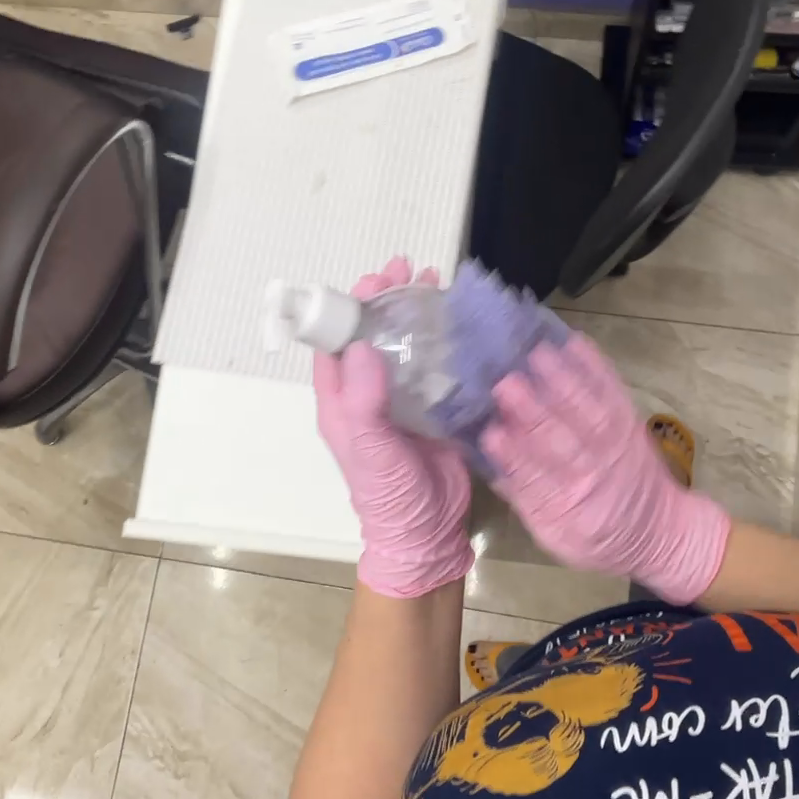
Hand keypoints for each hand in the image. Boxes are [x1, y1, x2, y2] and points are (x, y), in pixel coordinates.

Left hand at [313, 257, 472, 597]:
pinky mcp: (434, 408)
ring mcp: (402, 400)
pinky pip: (436, 365)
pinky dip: (445, 340)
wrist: (428, 531)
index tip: (372, 279)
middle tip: (407, 267)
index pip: (336, 344)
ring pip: (406, 345)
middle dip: (386, 301)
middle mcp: (369, 395)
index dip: (349, 309)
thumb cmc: (389, 493)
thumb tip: (361, 344)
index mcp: (342, 401)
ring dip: (417, 313)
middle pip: (372, 335)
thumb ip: (364, 401)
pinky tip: (461, 319)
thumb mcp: (371, 447)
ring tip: (435, 280)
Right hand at [479, 337, 729, 603]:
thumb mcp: (556, 538)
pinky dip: (597, 367)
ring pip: (589, 411)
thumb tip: (488, 462)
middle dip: (534, 411)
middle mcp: (595, 475)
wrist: (661, 534)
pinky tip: (577, 342)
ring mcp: (616, 445)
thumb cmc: (598, 538)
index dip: (514, 456)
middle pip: (561, 440)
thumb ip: (525, 501)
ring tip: (538, 355)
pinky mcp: (631, 423)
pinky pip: (614, 393)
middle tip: (506, 383)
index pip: (536, 479)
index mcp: (569, 508)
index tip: (490, 432)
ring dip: (563, 381)